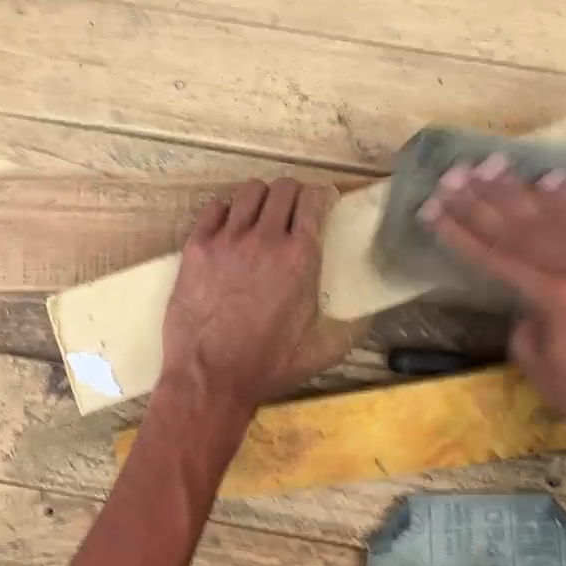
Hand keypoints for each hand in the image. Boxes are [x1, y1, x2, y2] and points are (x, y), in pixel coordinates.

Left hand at [160, 179, 351, 425]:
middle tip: (292, 211)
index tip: (322, 204)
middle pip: (283, 188)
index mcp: (300, 257)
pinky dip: (225, 212)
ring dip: (260, 199)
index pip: (315, 200)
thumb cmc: (267, 366)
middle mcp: (265, 239)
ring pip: (248, 191)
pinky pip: (213, 208)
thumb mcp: (323, 350)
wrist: (210, 376)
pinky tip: (228, 230)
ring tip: (260, 217)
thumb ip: (351, 325)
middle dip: (293, 194)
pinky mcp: (196, 247)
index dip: (322, 197)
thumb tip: (369, 313)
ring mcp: (227, 240)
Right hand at [419, 154, 565, 454]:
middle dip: (479, 199)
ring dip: (516, 189)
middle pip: (517, 227)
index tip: (429, 208)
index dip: (457, 231)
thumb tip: (523, 304)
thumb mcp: (538, 363)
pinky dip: (563, 201)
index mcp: (552, 295)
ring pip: (548, 217)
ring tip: (489, 163)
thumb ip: (524, 323)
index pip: (492, 255)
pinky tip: (549, 178)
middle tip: (451, 173)